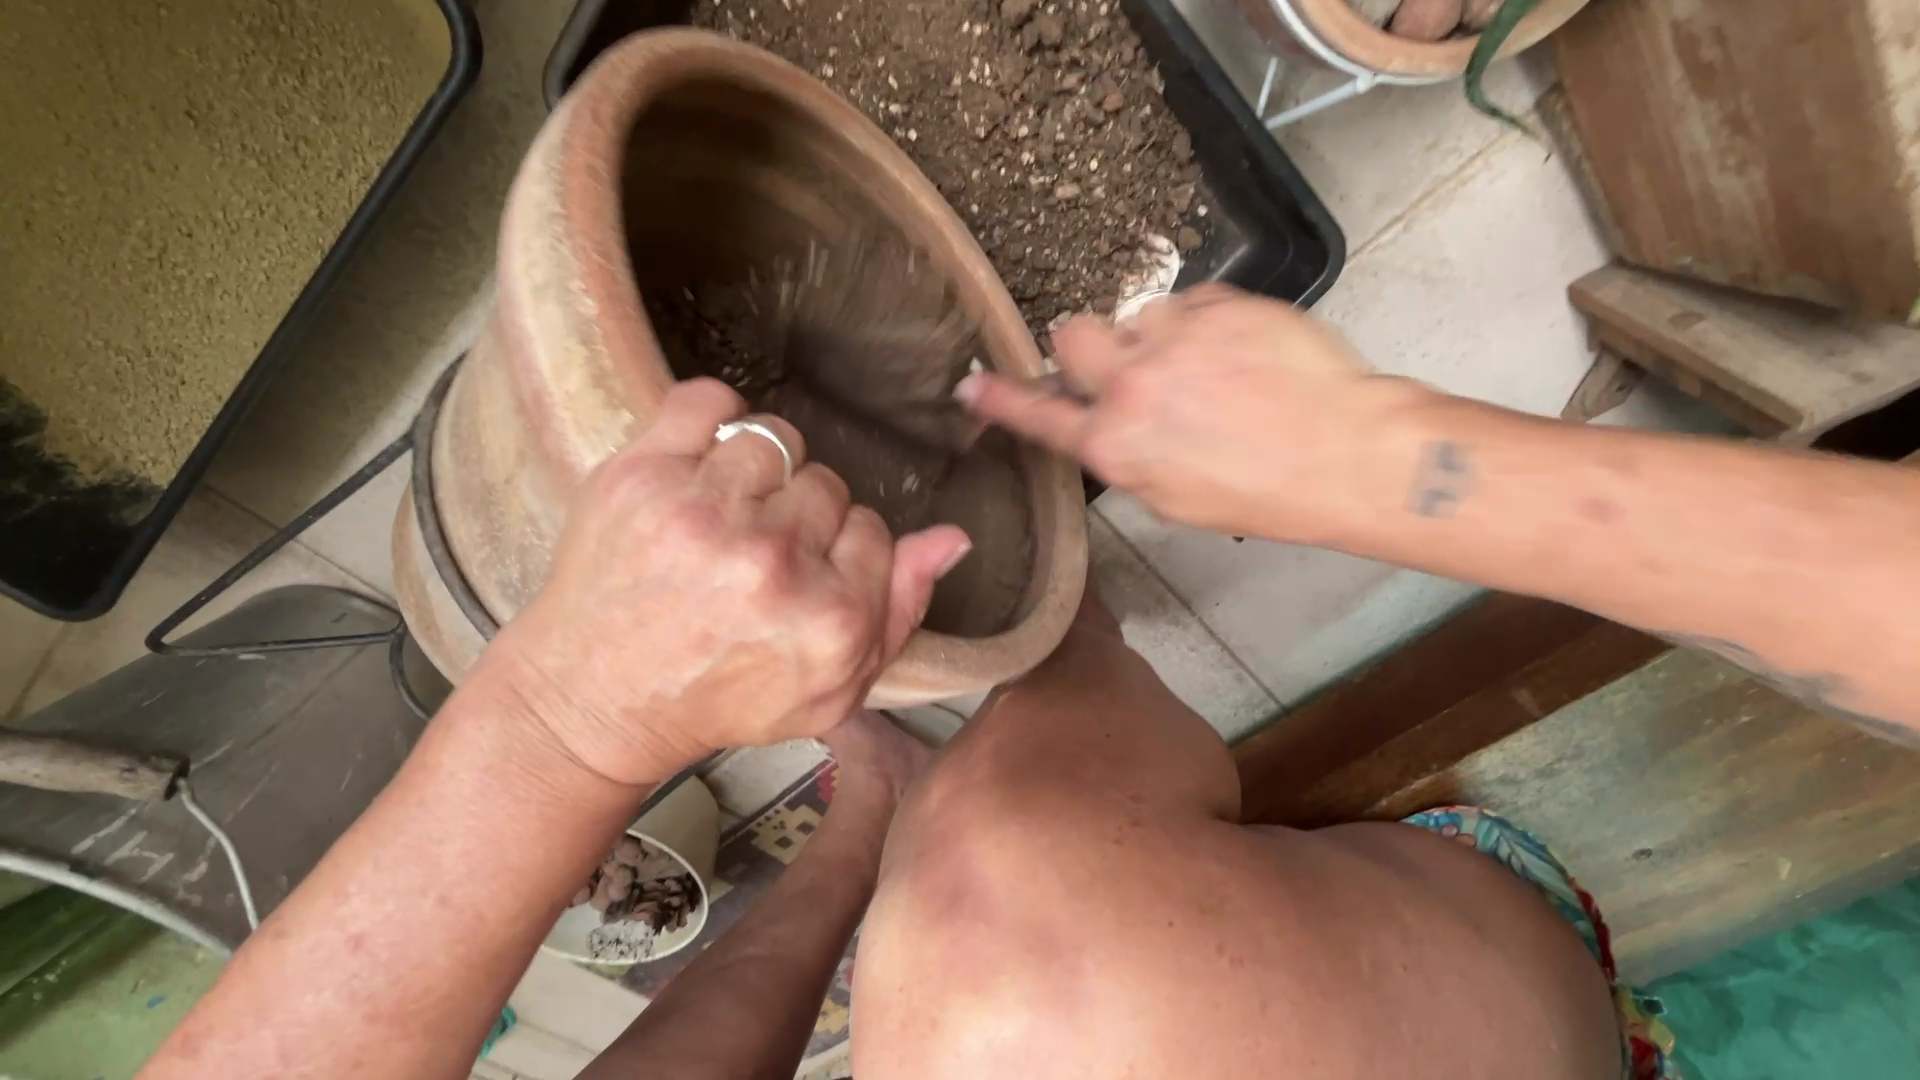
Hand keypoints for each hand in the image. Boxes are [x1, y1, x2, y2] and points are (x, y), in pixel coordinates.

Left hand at [483, 378, 972, 785]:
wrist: (595, 702)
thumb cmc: (719, 700)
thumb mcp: (833, 690)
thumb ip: (902, 612)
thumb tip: (953, 537)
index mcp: (831, 620)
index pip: (875, 529)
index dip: (842, 550)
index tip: (804, 576)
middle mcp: (774, 563)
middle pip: (828, 485)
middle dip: (802, 518)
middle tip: (757, 559)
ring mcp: (704, 514)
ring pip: (776, 442)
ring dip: (759, 476)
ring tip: (727, 517)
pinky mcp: (641, 476)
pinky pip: (707, 400)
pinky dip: (712, 418)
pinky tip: (705, 463)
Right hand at [956, 285, 1428, 541]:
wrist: (1344, 453)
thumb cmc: (1260, 491)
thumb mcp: (1171, 497)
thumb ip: (1123, 455)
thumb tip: (1105, 427)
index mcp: (1114, 443)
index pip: (1038, 413)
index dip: (999, 399)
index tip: (971, 384)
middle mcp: (1131, 385)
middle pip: (1071, 334)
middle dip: (1087, 347)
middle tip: (1124, 366)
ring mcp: (1173, 338)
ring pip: (1135, 318)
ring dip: (1155, 338)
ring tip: (1205, 367)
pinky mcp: (1219, 303)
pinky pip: (1188, 303)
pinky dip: (1201, 324)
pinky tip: (1237, 353)